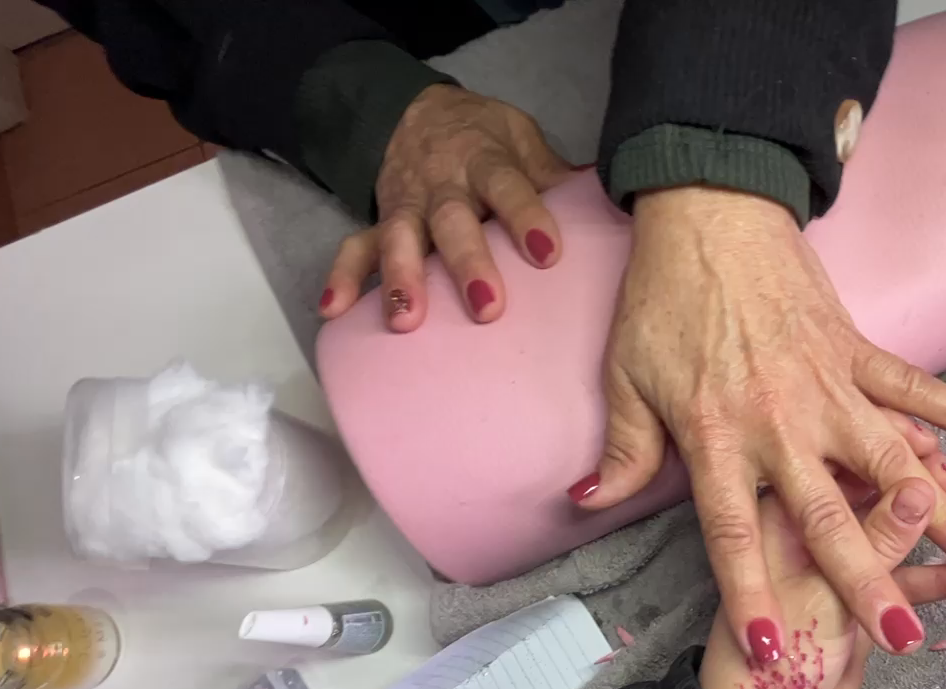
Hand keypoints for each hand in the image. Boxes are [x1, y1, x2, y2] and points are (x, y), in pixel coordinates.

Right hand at [319, 84, 573, 329]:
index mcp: (487, 161)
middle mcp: (444, 184)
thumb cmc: (489, 141)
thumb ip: (554, 179)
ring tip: (406, 321)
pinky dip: (343, 276)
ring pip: (401, 239)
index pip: (509, 187)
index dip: (526, 218)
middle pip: (453, 223)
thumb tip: (612, 204)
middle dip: (467, 264)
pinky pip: (355, 246)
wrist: (421, 111)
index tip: (548, 254)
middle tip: (488, 309)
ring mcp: (408, 205)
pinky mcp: (381, 220)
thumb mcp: (524, 143)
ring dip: (402, 279)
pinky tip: (333, 310)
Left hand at [577, 186, 945, 666]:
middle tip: (898, 635)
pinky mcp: (855, 349)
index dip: (750, 594)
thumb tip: (586, 504)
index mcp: (716, 439)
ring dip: (933, 509)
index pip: (734, 535)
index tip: (771, 649)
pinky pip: (912, 385)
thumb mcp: (626, 380)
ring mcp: (824, 385)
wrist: (706, 215)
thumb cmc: (663, 303)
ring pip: (886, 458)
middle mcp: (777, 423)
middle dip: (863, 579)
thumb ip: (621, 452)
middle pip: (825, 514)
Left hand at [698, 425, 945, 688]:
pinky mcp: (859, 596)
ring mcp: (835, 562)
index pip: (840, 467)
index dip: (888, 458)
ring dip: (939, 544)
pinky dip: (938, 579)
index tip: (936, 456)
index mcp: (782, 511)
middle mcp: (807, 527)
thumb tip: (921, 485)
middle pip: (874, 498)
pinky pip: (904, 578)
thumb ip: (873, 541)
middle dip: (922, 498)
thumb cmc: (772, 660)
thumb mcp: (825, 594)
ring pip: (894, 539)